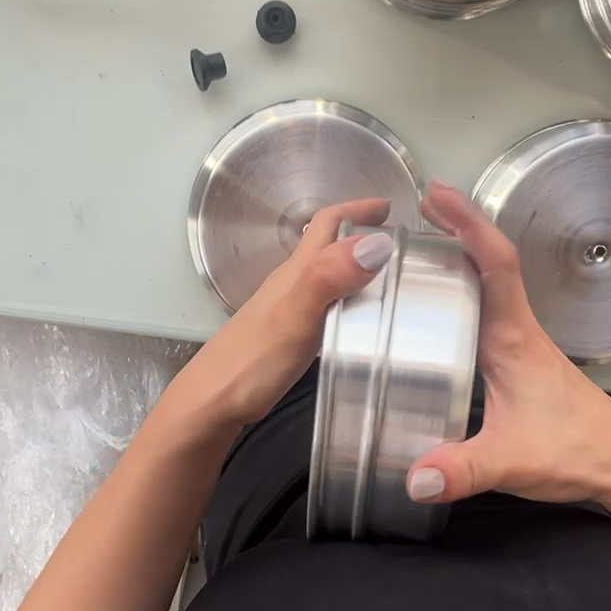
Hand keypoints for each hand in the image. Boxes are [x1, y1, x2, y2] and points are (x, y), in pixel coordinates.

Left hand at [162, 199, 396, 435]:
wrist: (213, 404)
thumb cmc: (252, 362)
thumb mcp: (295, 315)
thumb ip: (329, 277)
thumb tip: (374, 243)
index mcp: (296, 273)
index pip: (327, 224)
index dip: (358, 209)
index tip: (390, 206)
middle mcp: (291, 285)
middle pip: (327, 246)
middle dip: (361, 234)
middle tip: (397, 242)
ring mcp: (287, 311)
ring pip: (325, 276)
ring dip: (356, 267)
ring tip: (389, 278)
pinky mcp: (287, 338)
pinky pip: (323, 306)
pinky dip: (347, 301)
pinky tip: (358, 321)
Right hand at [406, 183, 610, 506]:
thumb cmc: (580, 452)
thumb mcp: (513, 461)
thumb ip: (463, 470)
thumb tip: (414, 478)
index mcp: (514, 341)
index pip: (496, 266)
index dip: (469, 225)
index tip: (438, 196)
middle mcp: (518, 333)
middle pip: (490, 263)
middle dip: (459, 227)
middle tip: (421, 205)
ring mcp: (521, 345)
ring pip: (491, 286)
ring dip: (463, 256)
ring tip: (423, 243)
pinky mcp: (519, 362)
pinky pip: (489, 311)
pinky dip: (467, 291)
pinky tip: (442, 307)